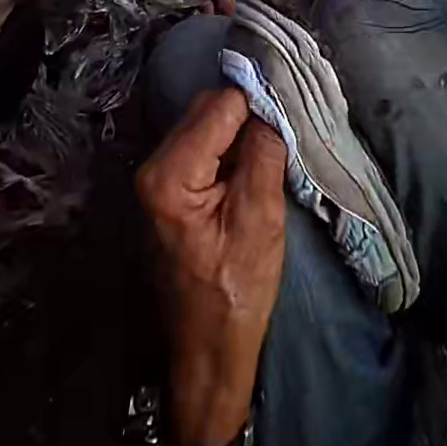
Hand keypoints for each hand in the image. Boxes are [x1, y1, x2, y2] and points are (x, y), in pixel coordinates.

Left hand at [137, 87, 288, 445]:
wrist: (207, 345)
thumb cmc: (237, 290)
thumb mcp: (260, 220)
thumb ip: (263, 154)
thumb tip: (272, 106)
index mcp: (170, 175)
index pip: (219, 106)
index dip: (258, 100)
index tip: (293, 102)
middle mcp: (153, 166)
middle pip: (207, 110)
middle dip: (249, 111)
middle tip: (289, 125)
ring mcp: (158, 176)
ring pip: (206, 124)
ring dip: (242, 128)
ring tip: (278, 142)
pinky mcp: (170, 186)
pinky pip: (204, 146)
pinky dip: (232, 145)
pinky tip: (257, 159)